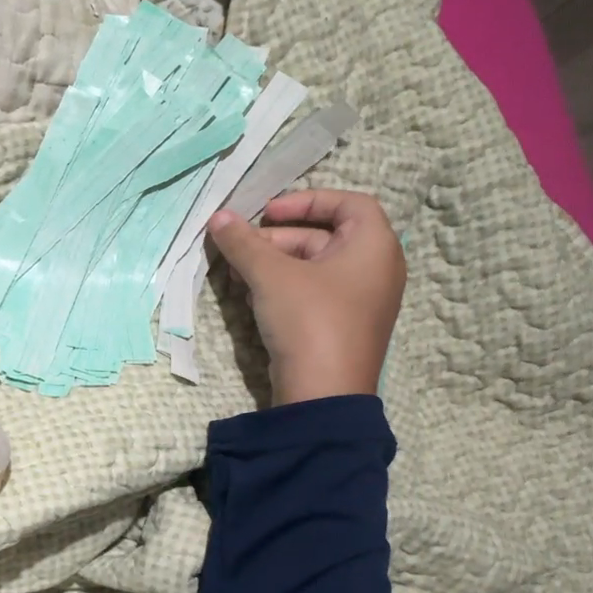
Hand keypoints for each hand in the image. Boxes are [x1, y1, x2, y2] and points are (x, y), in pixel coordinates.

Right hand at [207, 190, 404, 405]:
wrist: (323, 392)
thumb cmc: (309, 320)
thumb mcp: (270, 276)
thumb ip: (243, 243)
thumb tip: (218, 216)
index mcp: (373, 245)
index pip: (348, 203)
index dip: (306, 200)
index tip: (267, 212)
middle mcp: (375, 267)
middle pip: (323, 236)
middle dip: (277, 239)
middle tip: (241, 249)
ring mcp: (359, 299)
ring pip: (313, 267)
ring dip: (272, 265)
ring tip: (238, 275)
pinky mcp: (341, 325)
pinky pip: (312, 293)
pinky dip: (283, 288)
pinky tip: (251, 299)